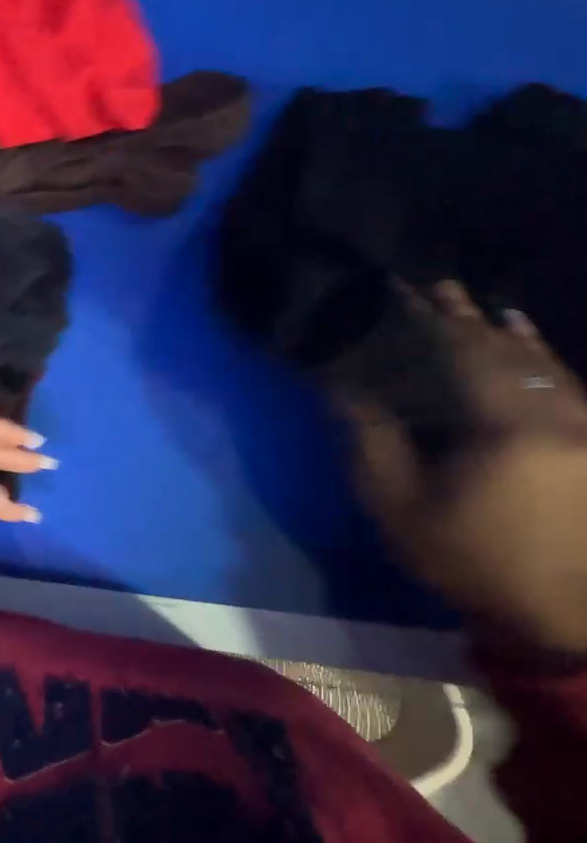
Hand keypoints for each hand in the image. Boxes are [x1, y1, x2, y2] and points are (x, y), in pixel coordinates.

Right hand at [340, 282, 586, 651]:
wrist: (569, 620)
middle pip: (508, 354)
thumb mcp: (398, 504)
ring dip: (507, 334)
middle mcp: (561, 419)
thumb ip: (371, 437)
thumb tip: (342, 383)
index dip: (429, 322)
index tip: (398, 292)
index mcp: (507, 430)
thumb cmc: (471, 559)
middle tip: (433, 286)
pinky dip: (545, 359)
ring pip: (546, 366)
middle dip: (466, 319)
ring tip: (476, 303)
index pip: (463, 356)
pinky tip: (528, 340)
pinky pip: (571, 388)